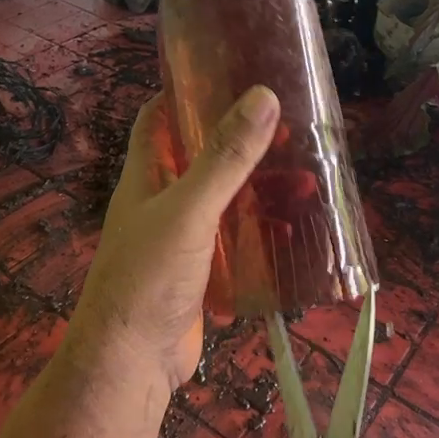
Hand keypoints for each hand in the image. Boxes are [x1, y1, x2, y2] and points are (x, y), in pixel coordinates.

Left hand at [63, 87, 279, 400]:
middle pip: (200, 157)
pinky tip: (296, 232)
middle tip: (287, 128)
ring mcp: (180, 239)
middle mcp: (160, 200)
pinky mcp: (200, 275)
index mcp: (145, 174)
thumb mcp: (189, 209)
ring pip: (223, 201)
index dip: (184, 93)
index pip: (156, 117)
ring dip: (258, 191)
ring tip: (307, 179)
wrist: (131, 362)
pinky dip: (261, 235)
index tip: (227, 75)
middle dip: (240, 143)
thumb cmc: (148, 275)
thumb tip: (262, 95)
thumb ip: (225, 157)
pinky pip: (235, 244)